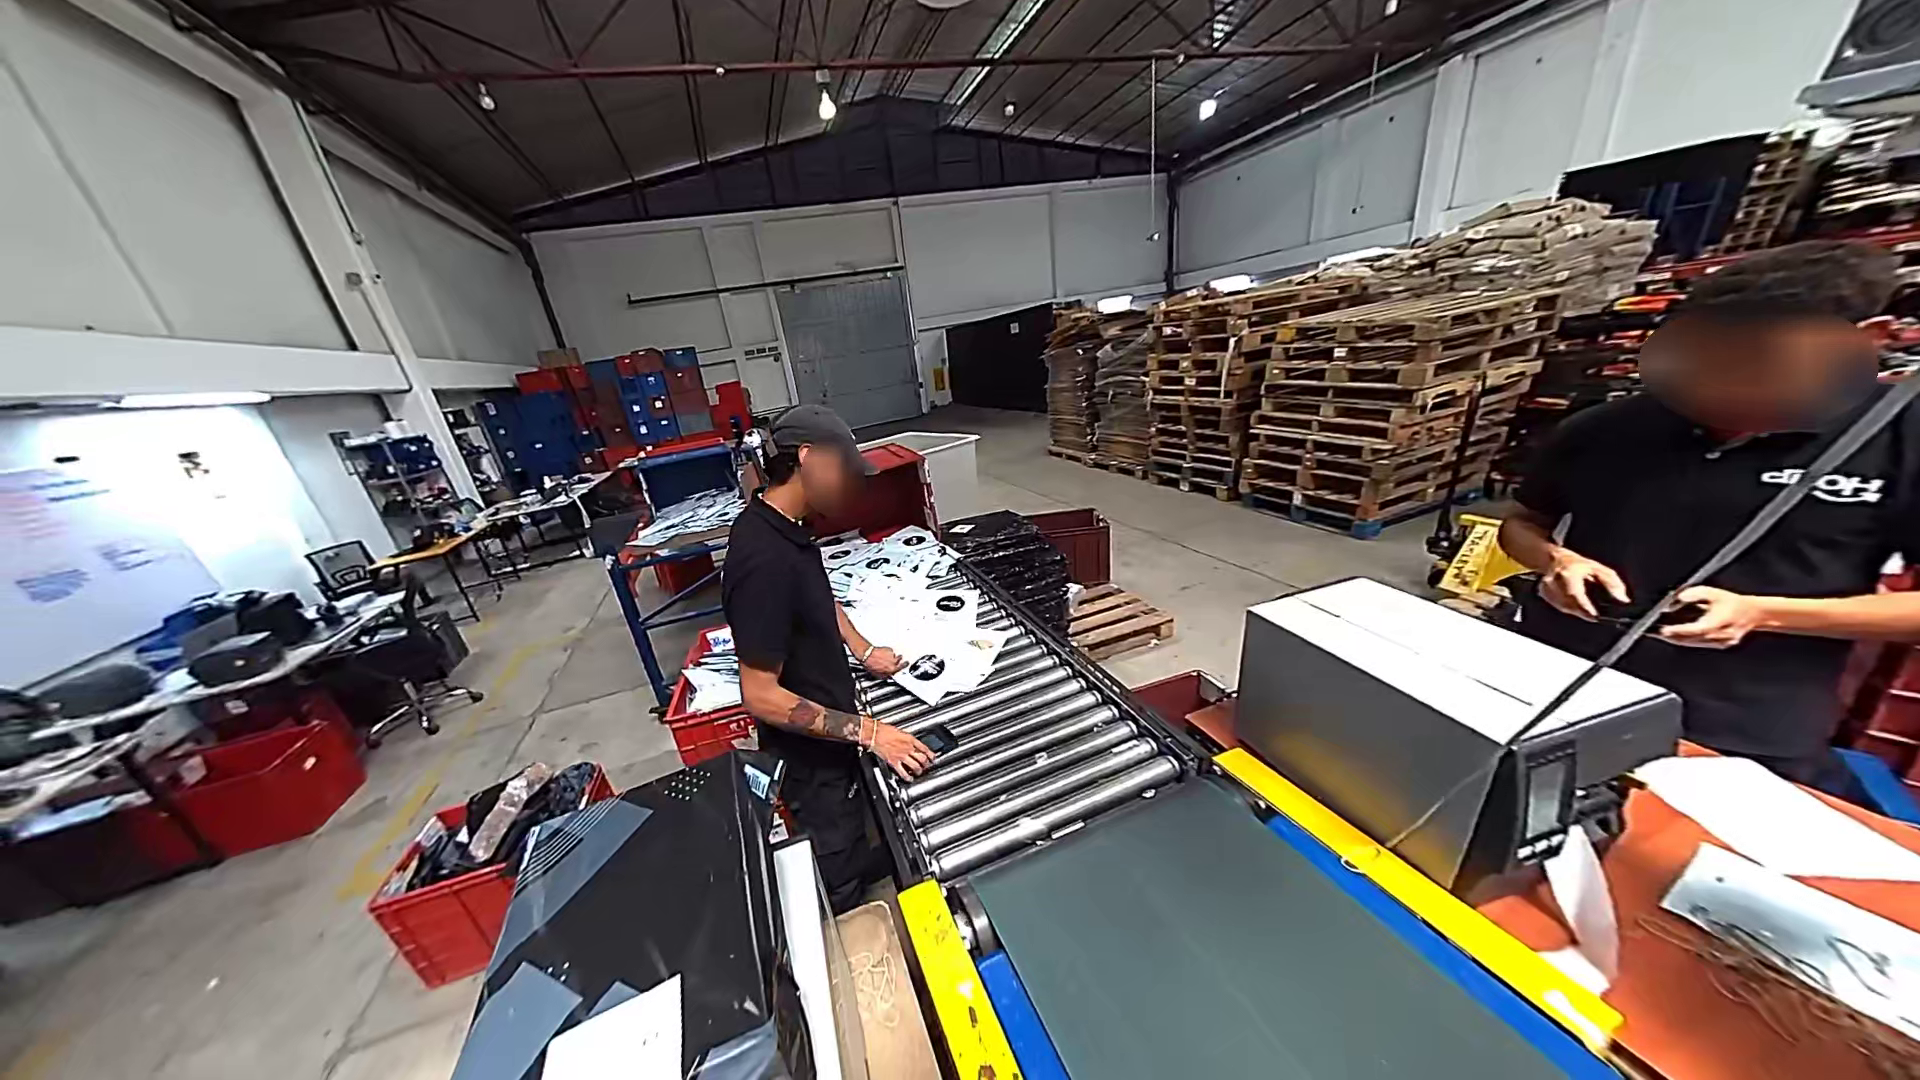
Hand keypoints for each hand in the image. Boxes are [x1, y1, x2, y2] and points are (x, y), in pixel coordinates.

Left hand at [863, 646, 902, 675]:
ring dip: (892, 656)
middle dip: (899, 659)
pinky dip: (888, 652)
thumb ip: (887, 675)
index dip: (904, 666)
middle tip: (897, 659)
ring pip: (895, 654)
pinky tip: (883, 654)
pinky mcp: (888, 649)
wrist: (868, 656)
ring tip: (887, 657)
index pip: (903, 667)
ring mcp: (891, 655)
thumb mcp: (879, 675)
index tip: (905, 664)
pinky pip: (890, 651)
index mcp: (892, 669)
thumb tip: (889, 675)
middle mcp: (894, 662)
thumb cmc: (872, 665)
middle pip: (901, 659)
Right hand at [870, 722, 933, 780]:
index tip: (932, 757)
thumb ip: (907, 739)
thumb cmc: (885, 730)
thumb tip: (912, 743)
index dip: (930, 754)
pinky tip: (909, 779)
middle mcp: (908, 748)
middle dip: (926, 764)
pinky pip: (903, 772)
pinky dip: (908, 777)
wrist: (875, 734)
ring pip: (916, 766)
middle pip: (922, 759)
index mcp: (910, 739)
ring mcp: (901, 756)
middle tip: (927, 766)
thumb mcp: (900, 731)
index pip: (925, 748)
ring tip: (919, 772)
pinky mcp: (894, 762)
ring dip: (919, 771)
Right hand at [1538, 551, 1629, 620]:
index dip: (1585, 607)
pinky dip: (1566, 608)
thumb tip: (1622, 599)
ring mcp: (1545, 586)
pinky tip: (1574, 608)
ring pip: (1560, 605)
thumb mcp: (1600, 569)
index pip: (1575, 594)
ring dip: (1574, 611)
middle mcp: (1554, 580)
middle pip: (1567, 602)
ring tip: (1586, 613)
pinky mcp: (1542, 592)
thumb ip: (1612, 583)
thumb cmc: (1578, 564)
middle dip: (1581, 612)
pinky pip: (1555, 604)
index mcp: (1568, 574)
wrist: (1553, 559)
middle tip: (1593, 617)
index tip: (1595, 616)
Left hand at [1657, 586, 1768, 648]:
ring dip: (1673, 639)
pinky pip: (1698, 643)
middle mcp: (1724, 634)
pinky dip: (1683, 640)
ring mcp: (1724, 641)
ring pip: (1693, 642)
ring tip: (1654, 633)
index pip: (1698, 629)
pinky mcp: (1721, 644)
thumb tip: (1678, 598)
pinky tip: (1668, 635)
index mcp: (1722, 621)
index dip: (1679, 630)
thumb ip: (1694, 593)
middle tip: (1650, 631)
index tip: (1662, 629)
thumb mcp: (1713, 592)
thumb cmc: (1731, 602)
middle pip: (1692, 638)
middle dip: (1670, 635)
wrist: (1755, 613)